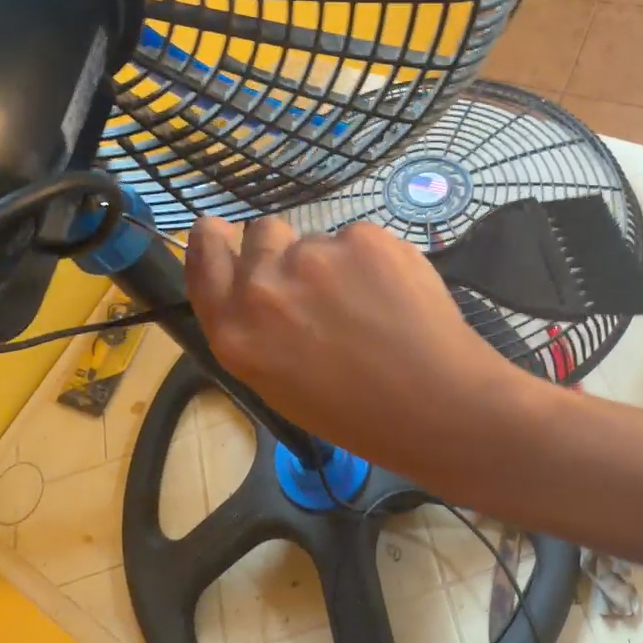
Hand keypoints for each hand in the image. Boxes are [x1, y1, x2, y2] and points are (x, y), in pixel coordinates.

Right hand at [185, 216, 534, 483]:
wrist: (439, 405)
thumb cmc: (356, 412)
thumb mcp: (279, 381)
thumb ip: (254, 325)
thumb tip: (254, 280)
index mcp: (236, 332)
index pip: (204, 257)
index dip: (213, 238)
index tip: (220, 230)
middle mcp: (265, 287)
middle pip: (261, 232)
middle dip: (283, 248)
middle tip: (318, 284)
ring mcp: (315, 256)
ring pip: (315, 237)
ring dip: (332, 260)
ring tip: (367, 304)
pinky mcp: (363, 237)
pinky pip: (357, 237)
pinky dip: (371, 259)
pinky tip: (393, 295)